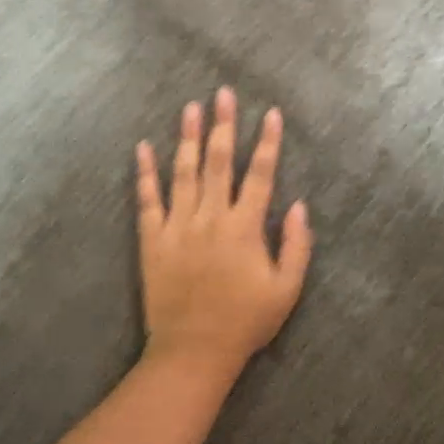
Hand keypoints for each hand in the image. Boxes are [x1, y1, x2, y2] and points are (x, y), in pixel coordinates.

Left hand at [135, 87, 311, 378]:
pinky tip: (143, 148)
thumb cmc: (245, 322)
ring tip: (190, 107)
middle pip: (218, 162)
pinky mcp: (152, 240)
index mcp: (245, 228)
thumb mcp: (286, 290)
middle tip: (223, 93)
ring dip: (187, 137)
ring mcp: (178, 227)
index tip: (270, 113)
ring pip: (183, 172)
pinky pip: (147, 200)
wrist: (193, 351)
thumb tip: (300, 205)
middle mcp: (211, 218)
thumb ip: (297, 246)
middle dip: (223, 125)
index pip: (259, 175)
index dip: (267, 142)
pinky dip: (145, 173)